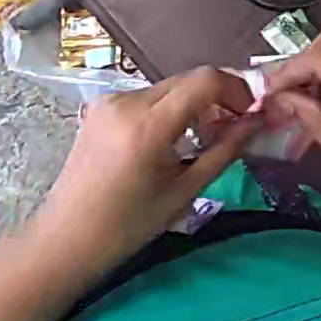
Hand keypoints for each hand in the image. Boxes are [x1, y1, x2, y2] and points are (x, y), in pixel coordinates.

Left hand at [32, 67, 257, 272]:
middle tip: (233, 126)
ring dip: (194, 103)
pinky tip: (173, 137)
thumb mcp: (183, 192)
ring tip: (202, 136)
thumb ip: (223, 151)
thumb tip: (256, 122)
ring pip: (171, 86)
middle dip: (218, 96)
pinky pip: (150, 95)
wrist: (64, 241)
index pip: (204, 80)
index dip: (236, 89)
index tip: (250, 112)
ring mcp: (111, 99)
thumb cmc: (126, 228)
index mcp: (147, 125)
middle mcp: (127, 100)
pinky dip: (170, 108)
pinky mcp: (103, 104)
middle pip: (189, 79)